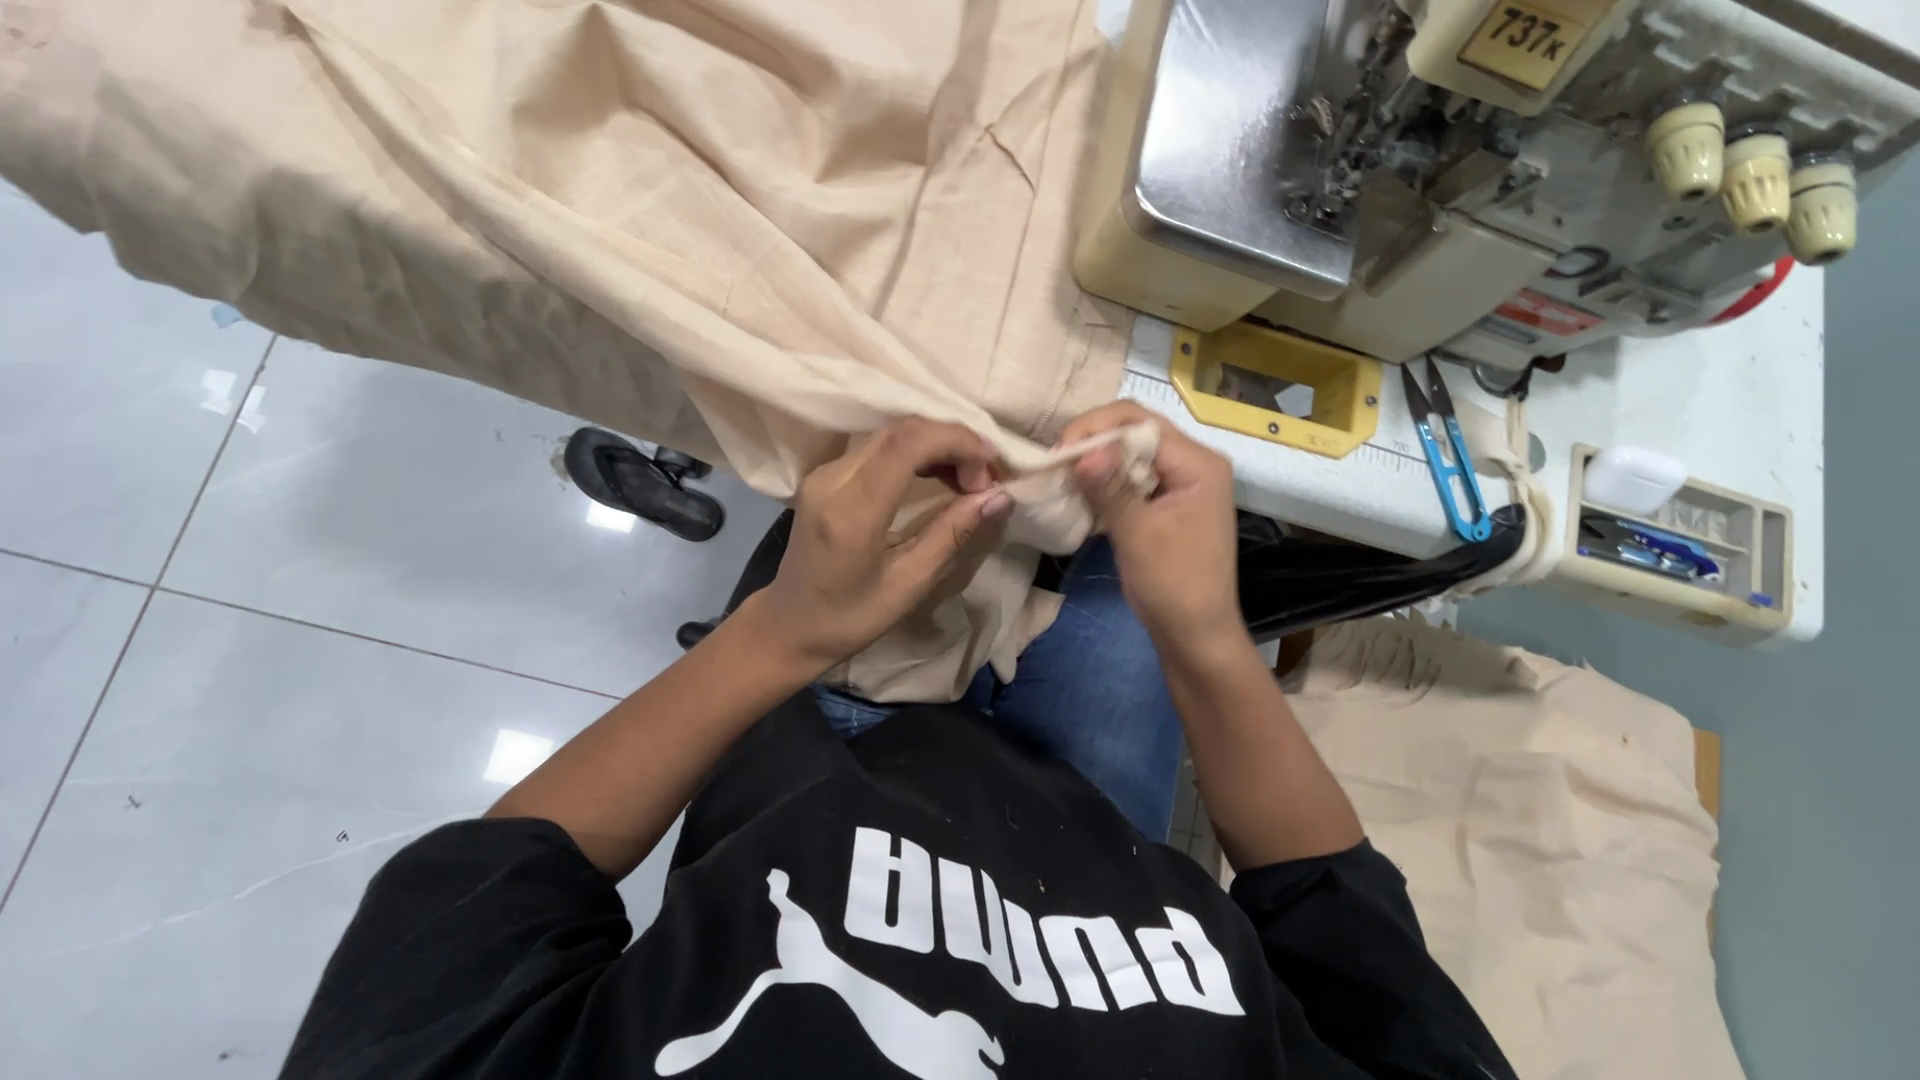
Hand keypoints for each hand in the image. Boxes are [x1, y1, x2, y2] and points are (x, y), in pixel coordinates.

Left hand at [742, 418, 1011, 668]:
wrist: (790, 625)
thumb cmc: (849, 618)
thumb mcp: (909, 584)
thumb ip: (952, 533)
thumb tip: (999, 496)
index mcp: (852, 511)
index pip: (908, 444)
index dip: (957, 443)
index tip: (991, 471)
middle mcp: (833, 480)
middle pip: (902, 430)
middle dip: (954, 442)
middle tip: (986, 479)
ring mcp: (825, 473)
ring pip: (892, 433)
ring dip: (938, 445)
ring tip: (969, 479)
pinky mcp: (825, 475)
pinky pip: (879, 447)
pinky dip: (918, 451)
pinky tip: (940, 475)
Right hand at [1060, 402, 1240, 642]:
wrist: (1195, 634)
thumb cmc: (1173, 585)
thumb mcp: (1138, 534)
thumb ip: (1111, 487)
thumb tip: (1082, 450)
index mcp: (1199, 463)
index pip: (1141, 422)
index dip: (1095, 429)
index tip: (1058, 453)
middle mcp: (1195, 463)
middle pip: (1136, 431)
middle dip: (1093, 442)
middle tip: (1056, 463)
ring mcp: (1182, 482)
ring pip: (1131, 453)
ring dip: (1097, 461)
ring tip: (1062, 476)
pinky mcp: (1168, 501)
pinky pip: (1133, 476)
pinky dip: (1106, 481)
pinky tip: (1081, 493)